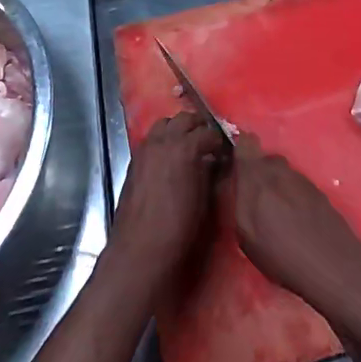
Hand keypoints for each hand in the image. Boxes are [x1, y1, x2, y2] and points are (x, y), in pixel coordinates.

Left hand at [107, 111, 224, 284]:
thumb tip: (212, 160)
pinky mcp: (135, 157)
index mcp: (185, 148)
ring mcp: (146, 146)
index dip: (219, 140)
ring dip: (177, 128)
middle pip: (183, 118)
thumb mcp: (204, 199)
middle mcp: (164, 140)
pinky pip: (151, 138)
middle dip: (198, 126)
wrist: (142, 243)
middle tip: (208, 140)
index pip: (208, 132)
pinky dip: (163, 139)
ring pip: (164, 123)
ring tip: (188, 144)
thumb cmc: (180, 226)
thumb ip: (208, 172)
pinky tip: (169, 156)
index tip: (225, 149)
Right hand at [230, 134, 360, 297]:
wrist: (336, 270)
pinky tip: (298, 224)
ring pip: (284, 174)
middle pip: (266, 159)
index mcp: (257, 176)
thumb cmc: (282, 254)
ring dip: (278, 187)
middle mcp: (281, 171)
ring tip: (279, 216)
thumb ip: (236, 201)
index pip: (246, 143)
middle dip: (259, 172)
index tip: (236, 165)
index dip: (240, 148)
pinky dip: (295, 199)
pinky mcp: (322, 195)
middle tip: (256, 199)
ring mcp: (304, 182)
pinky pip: (300, 188)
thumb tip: (233, 182)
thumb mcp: (245, 235)